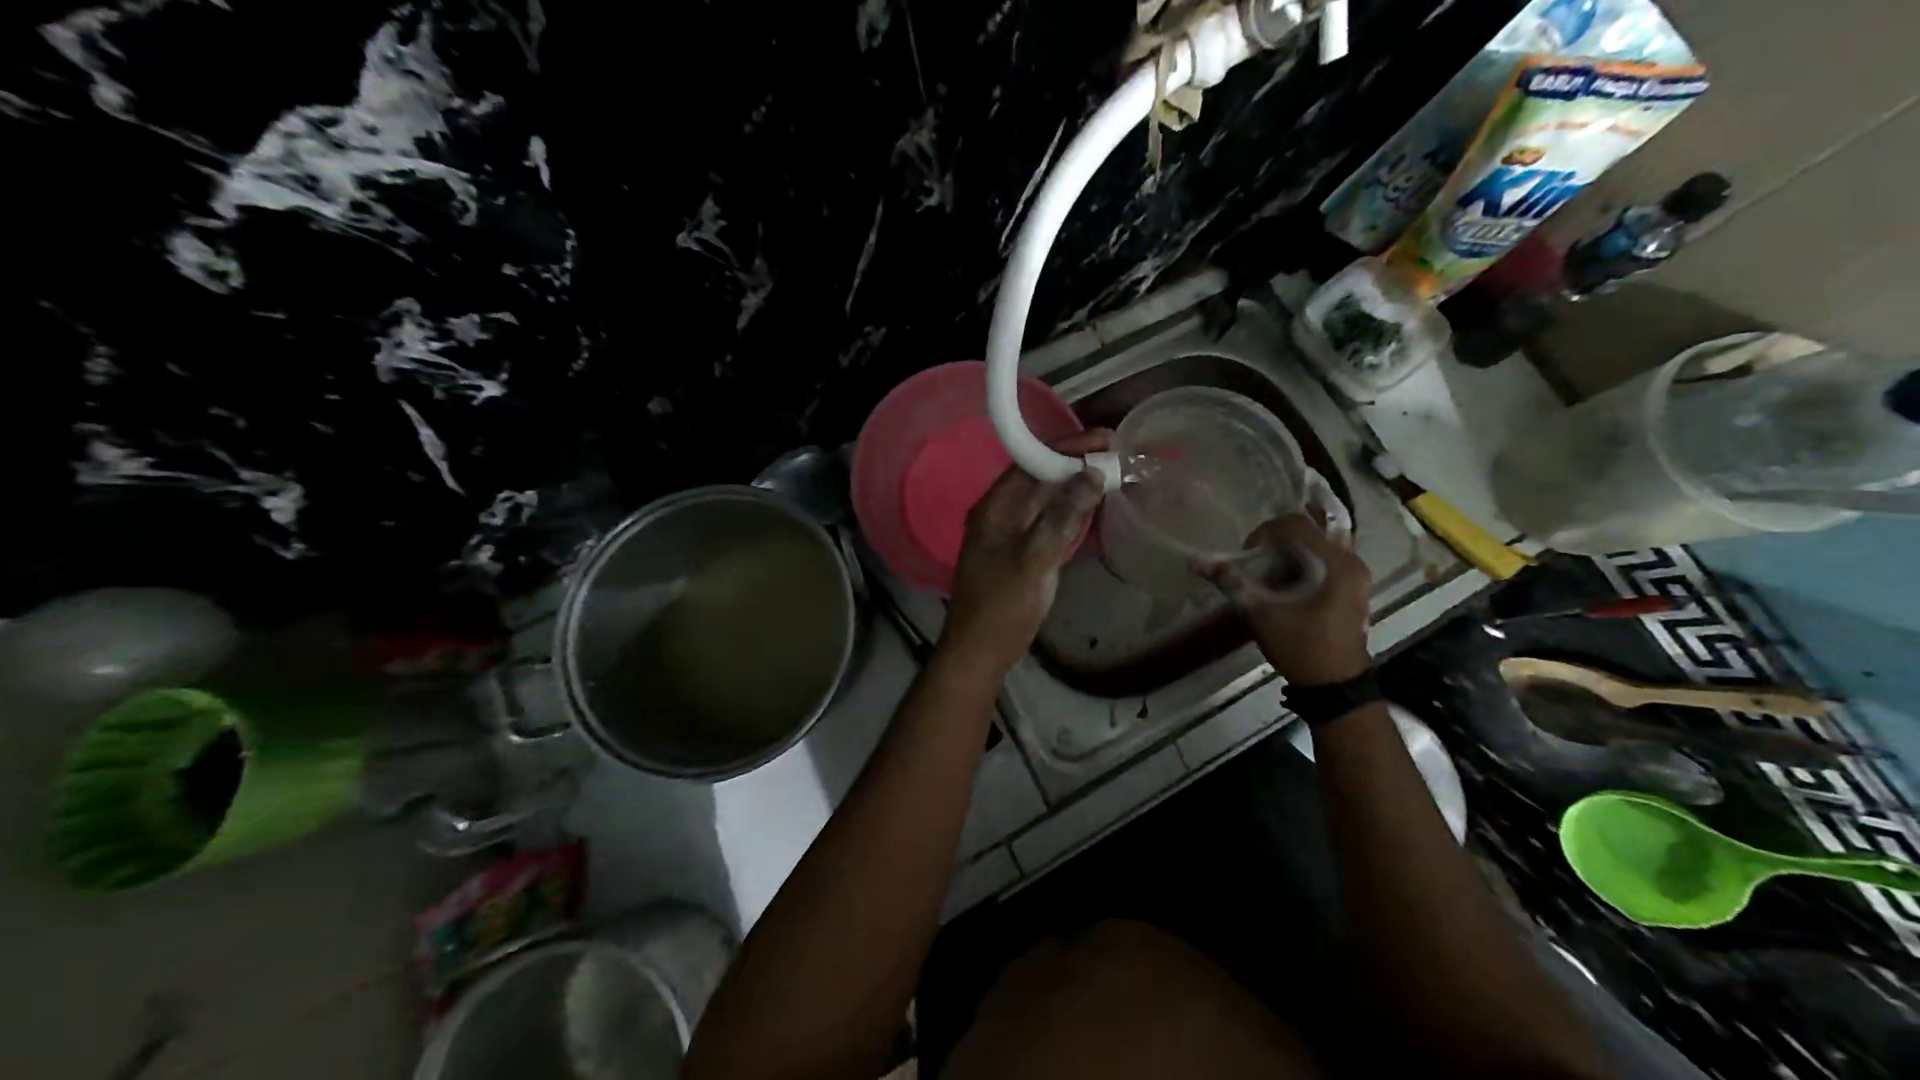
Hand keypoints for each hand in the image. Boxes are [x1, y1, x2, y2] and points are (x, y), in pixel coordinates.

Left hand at [939, 430, 1110, 678]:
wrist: (981, 653)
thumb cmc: (1000, 607)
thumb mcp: (1032, 560)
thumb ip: (1061, 518)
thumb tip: (1091, 476)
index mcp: (995, 508)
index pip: (1031, 463)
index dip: (1066, 447)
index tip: (1103, 438)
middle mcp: (1004, 516)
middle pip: (1043, 480)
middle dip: (1078, 467)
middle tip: (1119, 455)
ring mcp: (1016, 537)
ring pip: (1051, 504)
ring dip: (1080, 491)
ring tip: (1117, 475)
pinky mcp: (1029, 556)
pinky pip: (1055, 527)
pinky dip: (1076, 517)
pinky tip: (1099, 509)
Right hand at [1198, 512, 1370, 686]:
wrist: (1335, 685)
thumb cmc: (1301, 648)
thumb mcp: (1261, 615)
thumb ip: (1232, 583)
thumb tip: (1196, 562)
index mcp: (1334, 563)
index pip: (1295, 524)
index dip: (1264, 532)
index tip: (1247, 555)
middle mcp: (1350, 561)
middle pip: (1306, 532)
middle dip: (1275, 545)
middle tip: (1255, 567)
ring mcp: (1355, 573)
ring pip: (1314, 545)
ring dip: (1287, 554)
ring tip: (1269, 578)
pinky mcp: (1352, 586)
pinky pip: (1323, 560)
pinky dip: (1301, 565)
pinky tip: (1286, 588)